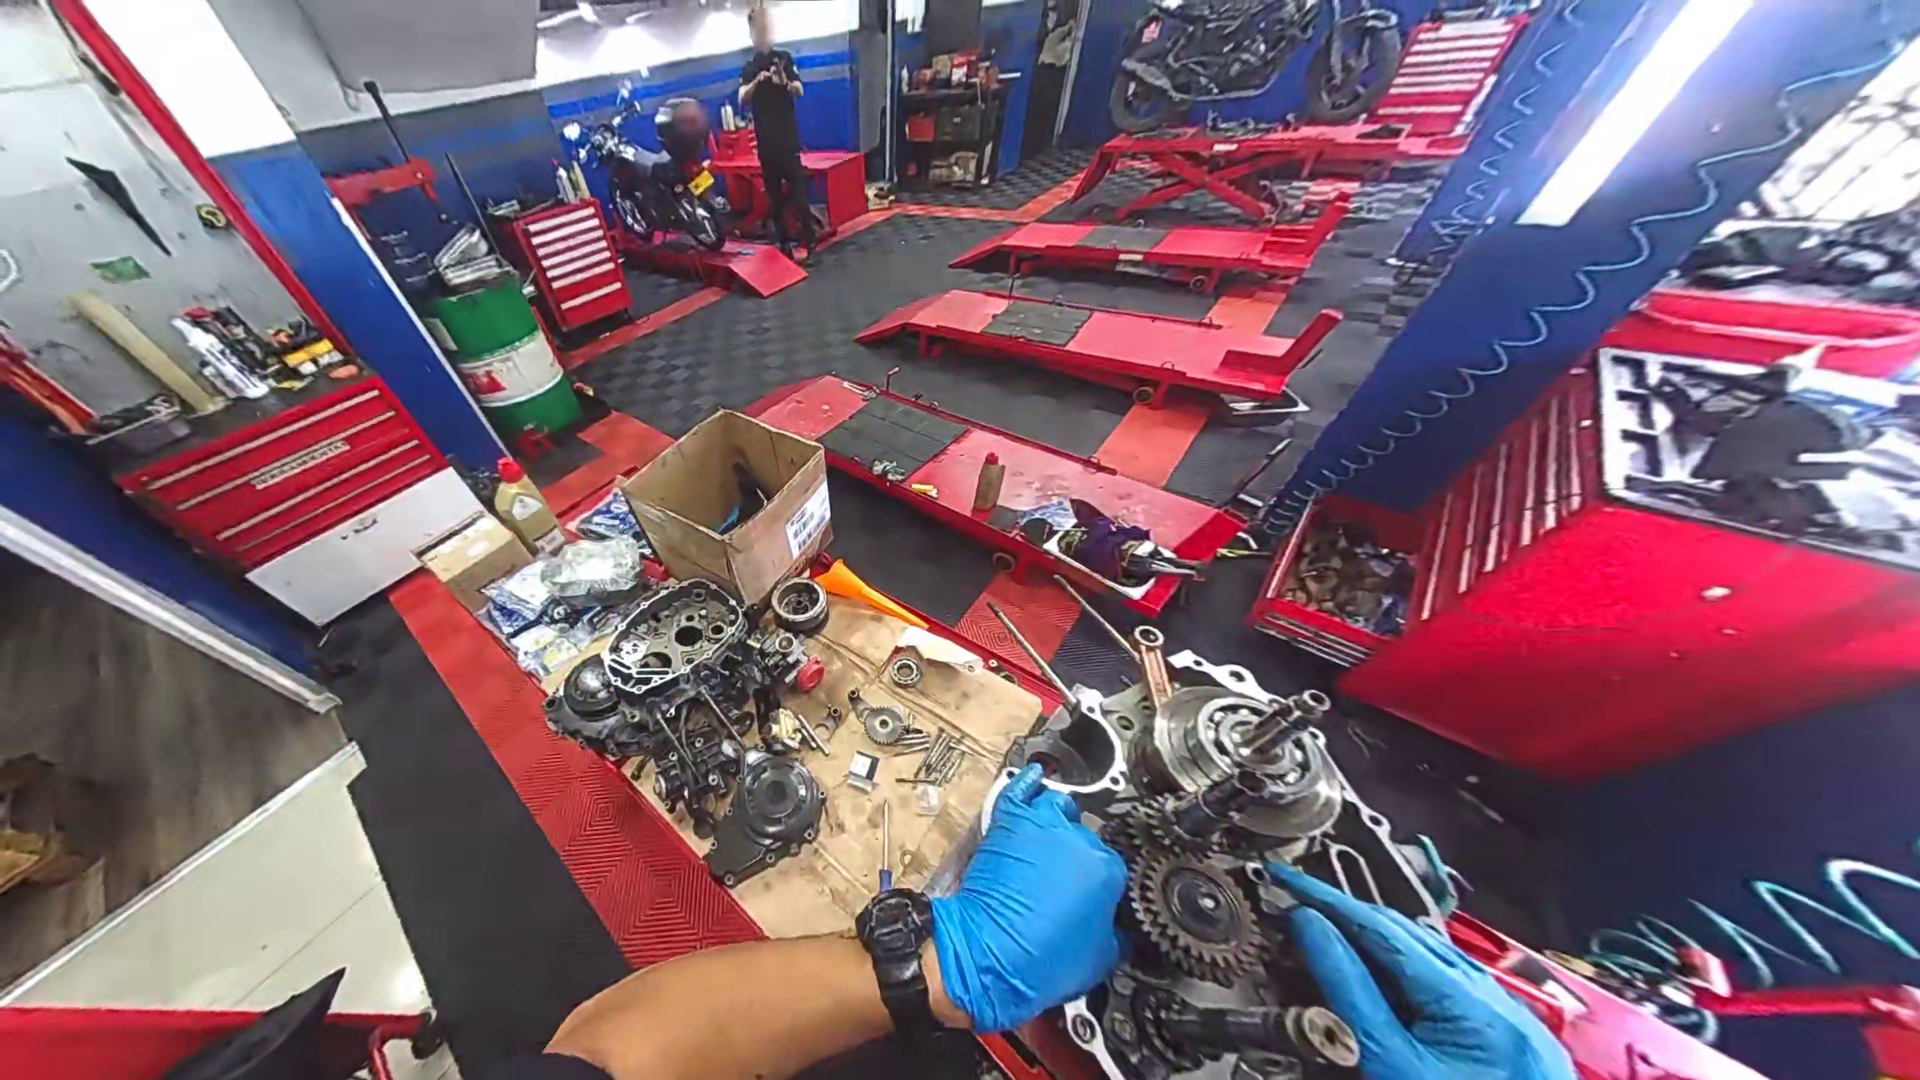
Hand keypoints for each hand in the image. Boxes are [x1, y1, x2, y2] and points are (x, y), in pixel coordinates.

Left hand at [930, 765, 1126, 1031]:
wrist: (991, 955)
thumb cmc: (1044, 962)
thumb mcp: (1100, 959)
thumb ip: (1115, 932)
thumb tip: (1114, 923)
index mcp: (1106, 870)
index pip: (1112, 865)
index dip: (1099, 881)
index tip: (1090, 892)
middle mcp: (1079, 839)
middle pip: (1085, 835)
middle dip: (1076, 854)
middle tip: (1064, 876)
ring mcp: (1043, 824)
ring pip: (1058, 806)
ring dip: (1056, 817)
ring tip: (1050, 834)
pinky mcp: (1010, 820)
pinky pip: (1021, 789)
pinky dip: (1028, 781)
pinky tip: (1035, 776)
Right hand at [1268, 864, 1574, 1079]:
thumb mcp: (1388, 1066)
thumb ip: (1347, 989)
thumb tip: (1309, 922)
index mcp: (1480, 1011)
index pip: (1383, 928)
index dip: (1325, 898)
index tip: (1284, 877)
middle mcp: (1505, 1006)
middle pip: (1403, 933)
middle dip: (1343, 914)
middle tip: (1290, 904)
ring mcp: (1510, 1023)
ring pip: (1420, 953)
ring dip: (1366, 937)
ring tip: (1318, 932)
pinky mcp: (1504, 1041)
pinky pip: (1437, 982)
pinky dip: (1393, 967)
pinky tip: (1364, 971)